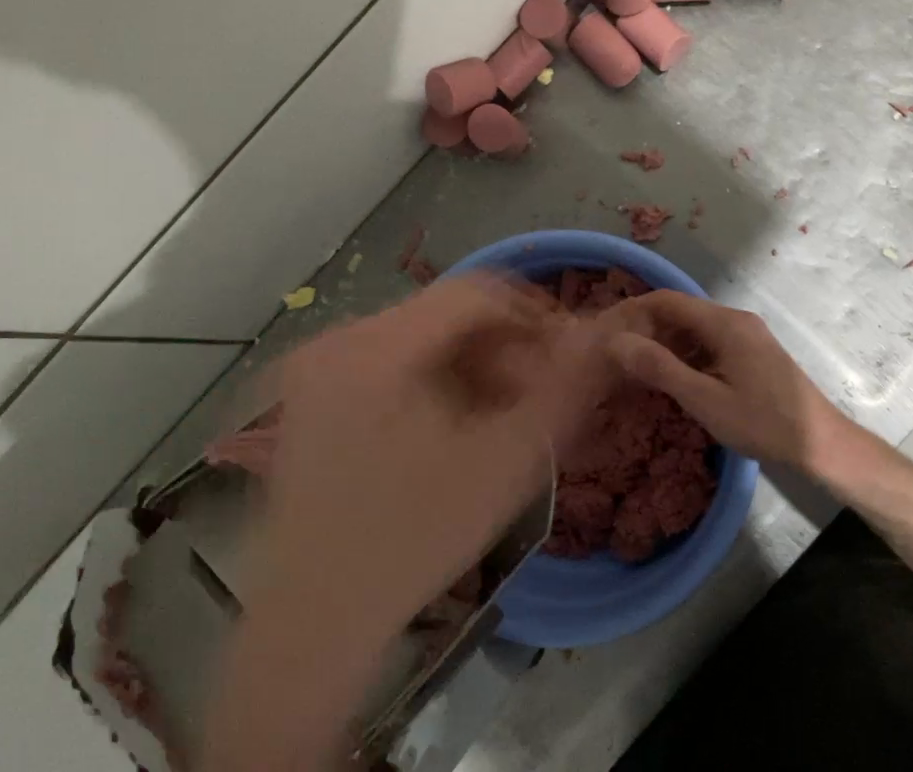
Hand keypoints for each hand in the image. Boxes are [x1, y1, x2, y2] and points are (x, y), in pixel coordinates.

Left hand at [253, 274, 614, 625]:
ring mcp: (315, 368)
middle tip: (537, 396)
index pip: (474, 292)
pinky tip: (454, 424)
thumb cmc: (415, 538)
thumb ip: (562, 390)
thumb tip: (602, 334)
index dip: (532, 316)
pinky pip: (390, 360)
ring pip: (419, 334)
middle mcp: (336, 340)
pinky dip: (434, 378)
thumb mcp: (505, 463)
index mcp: (375, 349)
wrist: (315, 619)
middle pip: (444, 310)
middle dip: (503, 344)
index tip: (567, 358)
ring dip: (471, 362)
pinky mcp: (310, 397)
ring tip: (500, 415)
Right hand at [605, 290, 848, 472]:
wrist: (819, 443)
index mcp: (726, 324)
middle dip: (649, 330)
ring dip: (668, 345)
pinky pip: (711, 344)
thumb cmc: (762, 422)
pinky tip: (675, 380)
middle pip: (682, 313)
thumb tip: (618, 341)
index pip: (668, 301)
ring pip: (696, 330)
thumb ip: (661, 368)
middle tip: (618, 357)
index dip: (635, 311)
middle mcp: (737, 320)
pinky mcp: (754, 354)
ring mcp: (748, 336)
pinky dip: (688, 356)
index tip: (607, 331)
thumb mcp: (705, 399)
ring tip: (640, 371)